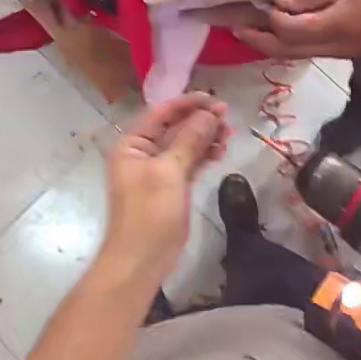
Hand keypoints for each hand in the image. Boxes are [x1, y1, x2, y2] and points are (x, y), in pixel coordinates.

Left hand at [101, 93, 229, 270]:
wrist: (141, 260)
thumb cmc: (149, 213)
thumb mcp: (169, 172)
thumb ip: (190, 139)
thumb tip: (209, 113)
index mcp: (132, 144)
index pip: (161, 113)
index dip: (188, 103)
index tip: (215, 99)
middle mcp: (143, 152)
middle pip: (175, 126)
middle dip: (200, 120)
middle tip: (228, 117)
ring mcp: (157, 170)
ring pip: (185, 144)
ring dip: (205, 137)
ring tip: (228, 135)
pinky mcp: (171, 185)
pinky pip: (189, 161)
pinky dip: (204, 155)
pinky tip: (220, 151)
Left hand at [230, 0, 360, 57]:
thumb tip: (280, 2)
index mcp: (338, 26)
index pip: (293, 30)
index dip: (273, 19)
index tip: (261, 3)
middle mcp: (335, 47)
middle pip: (288, 51)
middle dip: (258, 40)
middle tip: (233, 26)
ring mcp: (339, 53)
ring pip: (295, 55)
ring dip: (269, 44)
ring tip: (246, 30)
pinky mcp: (342, 52)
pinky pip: (307, 51)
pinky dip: (287, 43)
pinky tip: (275, 31)